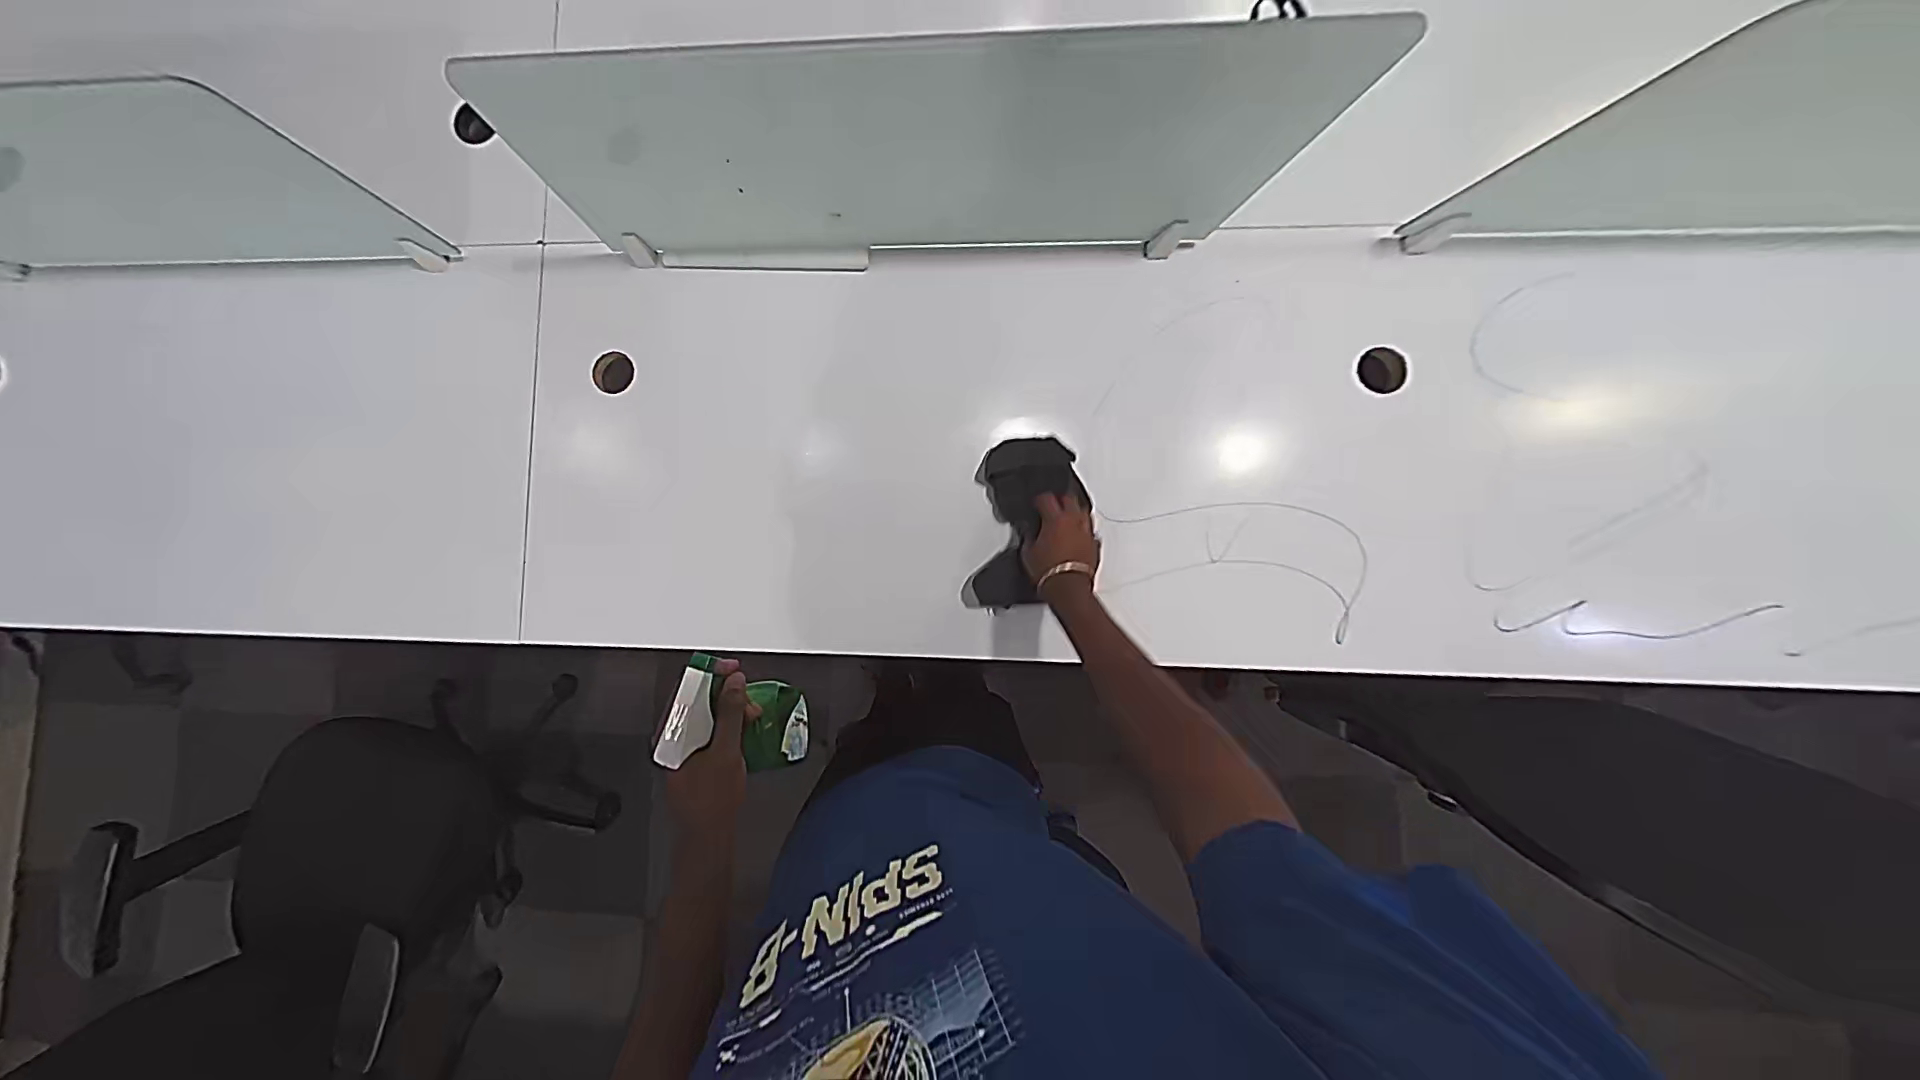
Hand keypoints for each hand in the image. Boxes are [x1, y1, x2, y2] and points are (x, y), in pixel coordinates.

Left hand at [656, 658, 760, 844]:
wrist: (708, 836)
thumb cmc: (713, 799)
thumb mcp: (726, 751)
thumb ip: (731, 713)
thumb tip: (734, 683)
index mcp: (671, 735)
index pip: (686, 692)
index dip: (710, 675)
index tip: (732, 668)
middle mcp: (673, 739)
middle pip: (697, 702)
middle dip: (726, 694)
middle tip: (748, 697)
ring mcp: (683, 749)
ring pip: (706, 716)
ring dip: (731, 710)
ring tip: (752, 715)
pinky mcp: (695, 758)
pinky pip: (710, 731)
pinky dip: (729, 725)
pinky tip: (744, 728)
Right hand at [1023, 493, 1100, 599]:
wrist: (1068, 588)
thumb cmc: (1050, 572)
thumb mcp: (1028, 553)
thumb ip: (1029, 537)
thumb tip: (1030, 534)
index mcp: (1055, 519)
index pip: (1046, 498)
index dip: (1039, 499)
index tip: (1036, 503)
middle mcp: (1073, 521)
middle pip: (1069, 498)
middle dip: (1059, 499)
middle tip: (1052, 504)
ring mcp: (1086, 532)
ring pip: (1083, 511)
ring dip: (1074, 511)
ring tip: (1066, 517)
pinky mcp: (1094, 544)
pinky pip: (1089, 530)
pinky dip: (1082, 529)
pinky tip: (1076, 534)